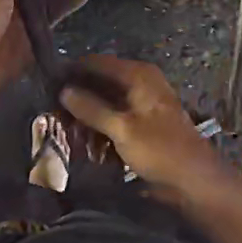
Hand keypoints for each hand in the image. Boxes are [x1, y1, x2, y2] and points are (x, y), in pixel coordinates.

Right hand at [59, 55, 218, 188]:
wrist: (195, 179)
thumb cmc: (160, 150)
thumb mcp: (122, 129)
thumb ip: (91, 108)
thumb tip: (64, 90)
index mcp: (138, 74)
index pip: (96, 62)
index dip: (71, 71)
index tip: (46, 85)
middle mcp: (140, 81)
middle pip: (100, 81)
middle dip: (77, 96)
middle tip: (51, 112)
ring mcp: (142, 101)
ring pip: (105, 100)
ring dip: (87, 115)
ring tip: (65, 130)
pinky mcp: (142, 121)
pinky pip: (114, 116)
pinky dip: (101, 125)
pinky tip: (86, 141)